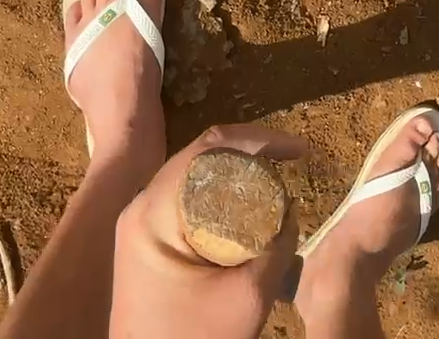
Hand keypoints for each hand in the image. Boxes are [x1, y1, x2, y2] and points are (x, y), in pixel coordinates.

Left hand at [110, 124, 305, 338]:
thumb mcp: (247, 299)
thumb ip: (277, 248)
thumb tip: (291, 210)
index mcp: (153, 211)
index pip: (209, 148)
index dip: (258, 139)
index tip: (298, 151)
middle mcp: (140, 205)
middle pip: (201, 156)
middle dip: (251, 152)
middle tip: (290, 163)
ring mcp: (139, 222)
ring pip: (195, 174)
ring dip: (237, 172)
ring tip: (275, 180)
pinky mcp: (146, 239)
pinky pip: (188, 198)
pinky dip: (221, 194)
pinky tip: (248, 207)